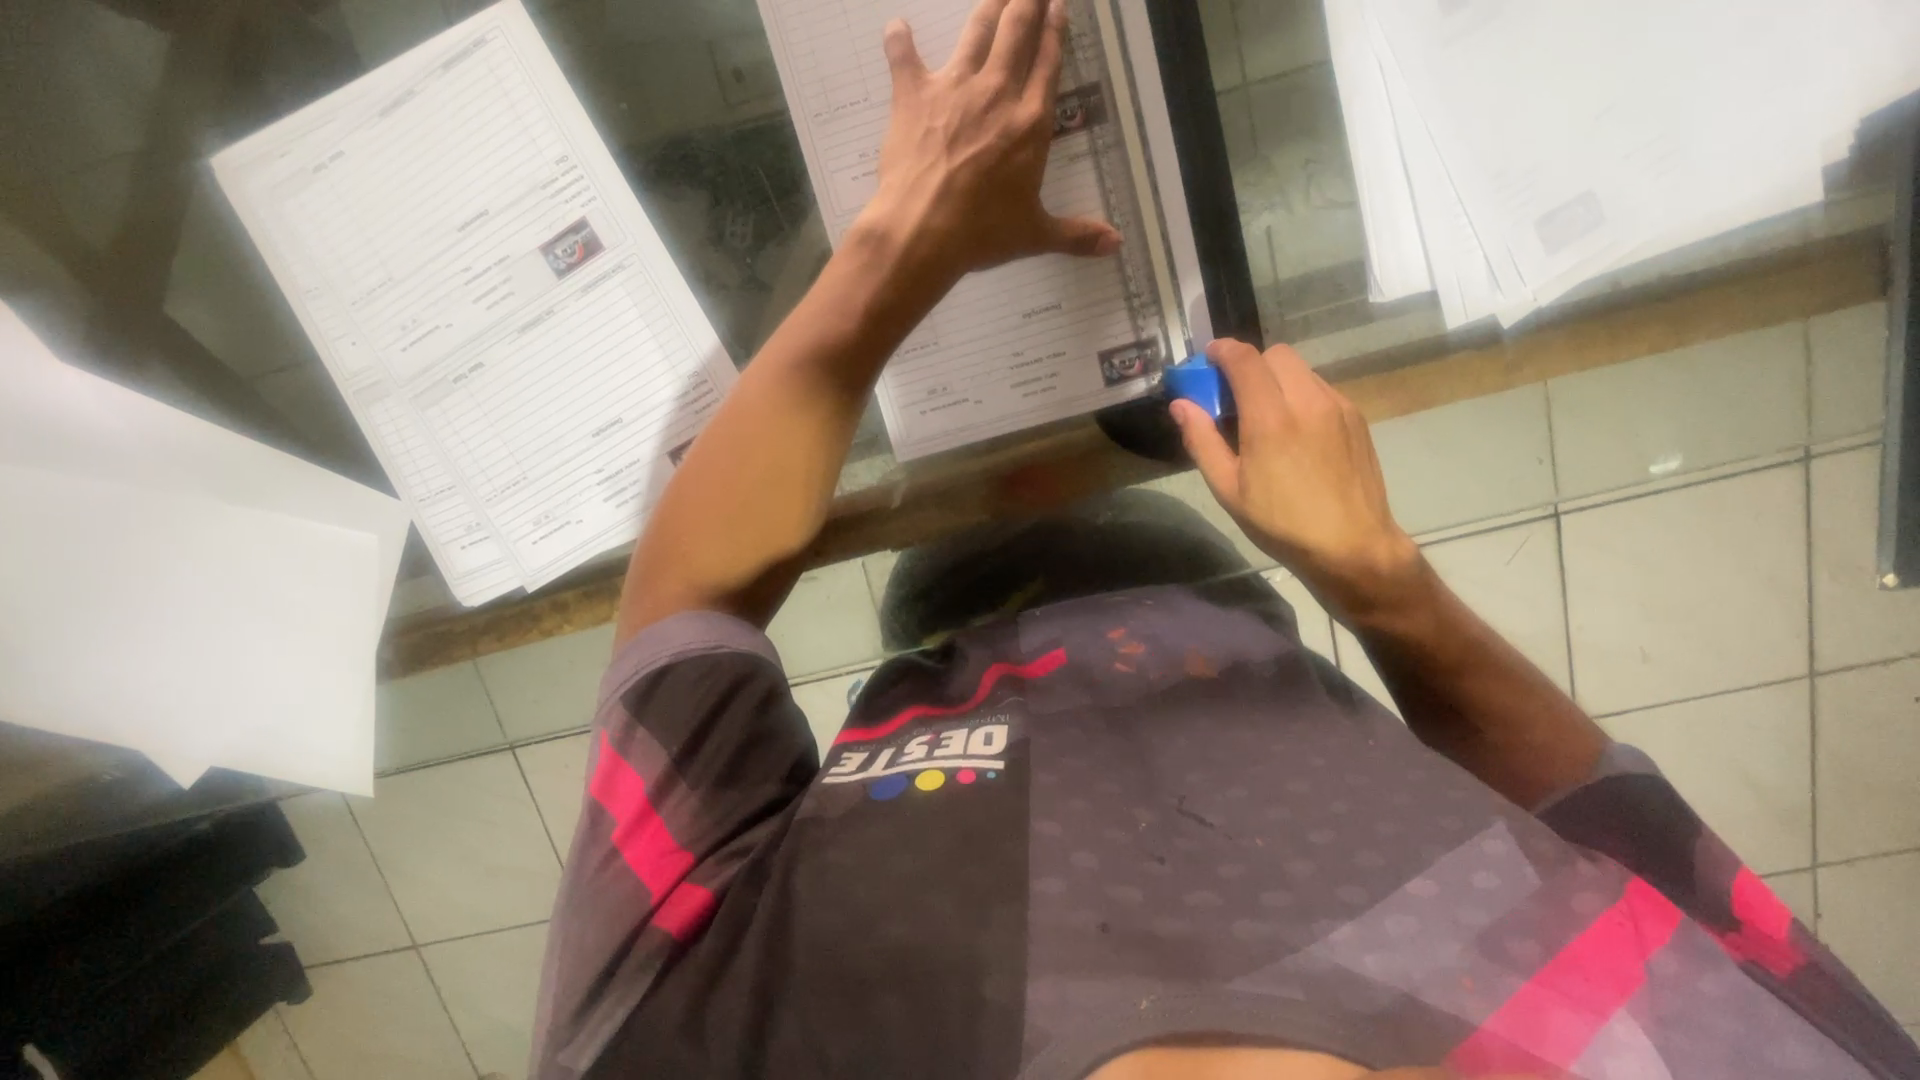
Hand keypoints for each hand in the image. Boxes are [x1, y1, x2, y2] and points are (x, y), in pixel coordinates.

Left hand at [853, 0, 1122, 282]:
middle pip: (1016, 30)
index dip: (1054, 28)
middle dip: (1026, 1)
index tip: (1058, 4)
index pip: (1048, 61)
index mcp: (1031, 122)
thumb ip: (1076, 235)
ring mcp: (954, 88)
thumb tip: (1116, 245)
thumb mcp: (1034, 235)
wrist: (923, 230)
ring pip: (975, 31)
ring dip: (987, 7)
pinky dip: (899, 40)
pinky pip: (904, 56)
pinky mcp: (913, 95)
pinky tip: (896, 27)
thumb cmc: (982, 234)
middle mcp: (997, 93)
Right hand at [1170, 339, 1423, 622]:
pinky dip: (1299, 395)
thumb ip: (1202, 440)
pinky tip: (1294, 432)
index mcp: (1271, 419)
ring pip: (1301, 370)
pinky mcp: (1355, 417)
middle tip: (1233, 396)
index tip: (1207, 359)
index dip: (1222, 351)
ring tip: (1264, 417)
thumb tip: (1181, 406)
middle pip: (1275, 355)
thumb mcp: (1228, 489)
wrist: (1352, 545)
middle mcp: (1308, 401)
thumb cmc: (1281, 523)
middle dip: (1250, 365)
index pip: (1245, 360)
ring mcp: (1337, 406)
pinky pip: (1320, 388)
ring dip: (1275, 380)